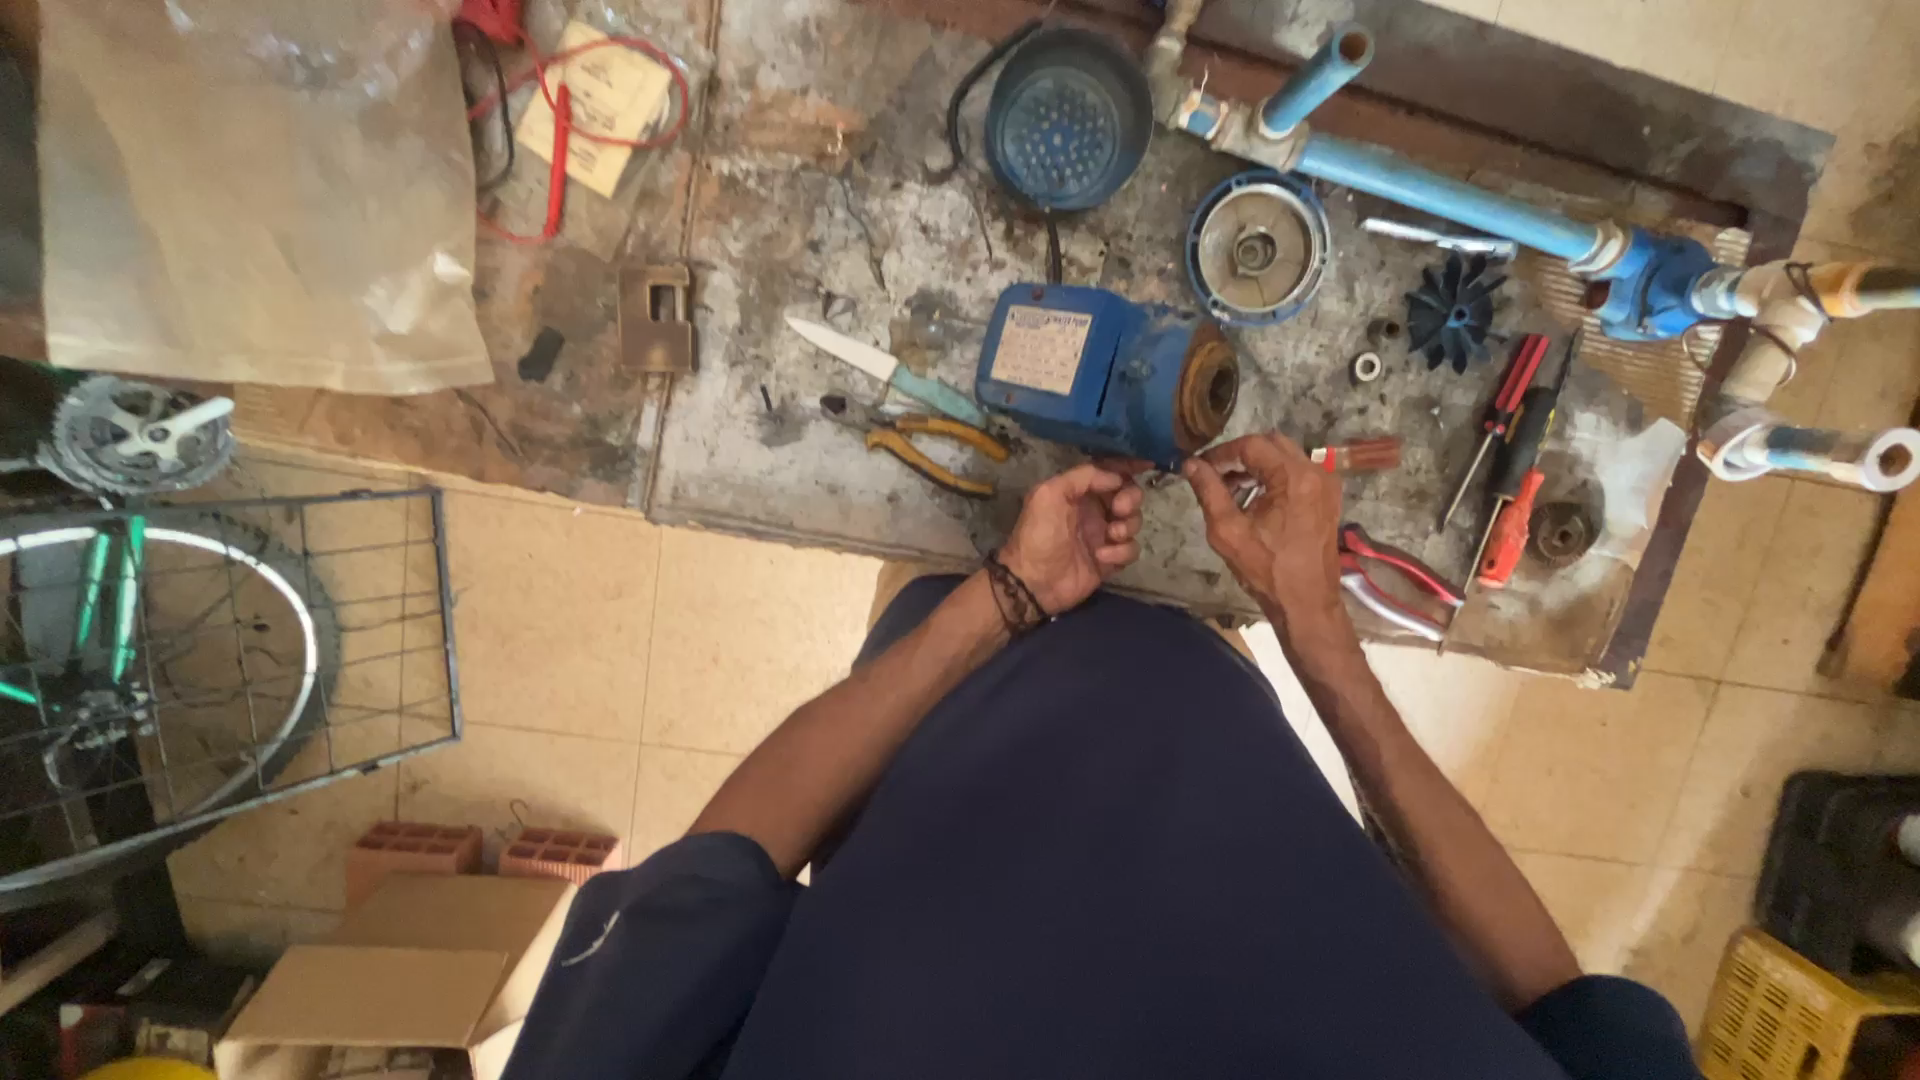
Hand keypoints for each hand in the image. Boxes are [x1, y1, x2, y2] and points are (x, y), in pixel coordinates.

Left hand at [999, 461, 1148, 613]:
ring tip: (1110, 536)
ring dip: (1128, 526)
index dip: (1128, 466)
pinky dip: (1121, 552)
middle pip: (1128, 495)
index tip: (1146, 464)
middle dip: (1130, 498)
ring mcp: (1103, 536)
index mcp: (1079, 492)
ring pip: (1134, 522)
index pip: (1109, 473)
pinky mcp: (1110, 560)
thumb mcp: (1049, 494)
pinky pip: (1130, 550)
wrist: (1034, 581)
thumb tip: (1116, 477)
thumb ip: (1082, 477)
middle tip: (1119, 509)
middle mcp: (1094, 511)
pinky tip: (1102, 557)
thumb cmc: (1038, 535)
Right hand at [1183, 434, 1345, 626]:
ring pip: (1284, 457)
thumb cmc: (1265, 569)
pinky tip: (1253, 500)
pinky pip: (1296, 473)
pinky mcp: (1327, 497)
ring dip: (1255, 467)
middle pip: (1271, 445)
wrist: (1306, 603)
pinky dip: (1272, 478)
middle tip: (1214, 476)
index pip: (1251, 445)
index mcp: (1294, 477)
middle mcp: (1316, 472)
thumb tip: (1191, 464)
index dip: (1221, 453)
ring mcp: (1326, 484)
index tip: (1200, 467)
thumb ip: (1208, 491)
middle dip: (1239, 456)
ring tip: (1230, 490)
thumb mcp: (1227, 530)